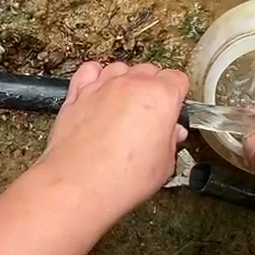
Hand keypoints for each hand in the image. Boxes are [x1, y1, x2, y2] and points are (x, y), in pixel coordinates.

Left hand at [29, 62, 188, 223]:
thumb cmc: (120, 178)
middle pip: (149, 71)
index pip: (177, 79)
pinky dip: (96, 76)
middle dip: (154, 88)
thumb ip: (171, 142)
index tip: (174, 107)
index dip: (177, 94)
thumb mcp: (164, 165)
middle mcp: (131, 85)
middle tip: (151, 114)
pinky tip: (100, 91)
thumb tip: (172, 134)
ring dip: (125, 81)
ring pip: (120, 69)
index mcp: (160, 97)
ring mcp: (102, 86)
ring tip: (125, 105)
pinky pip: (89, 71)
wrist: (79, 185)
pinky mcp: (77, 94)